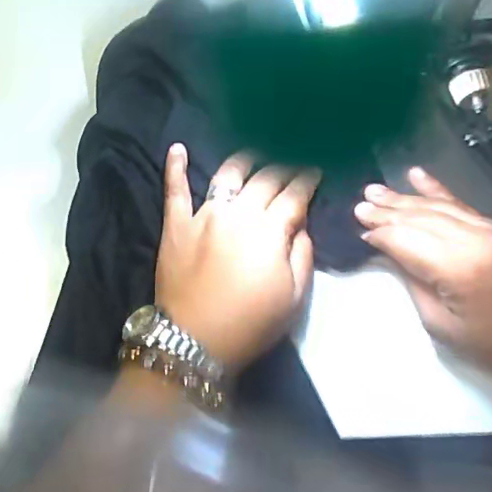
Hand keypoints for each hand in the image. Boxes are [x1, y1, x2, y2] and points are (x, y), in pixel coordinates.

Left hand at [156, 145, 319, 372]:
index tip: (316, 170)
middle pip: (265, 180)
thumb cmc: (251, 323)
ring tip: (254, 152)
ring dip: (244, 160)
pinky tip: (177, 148)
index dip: (308, 180)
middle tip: (293, 162)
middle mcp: (238, 213)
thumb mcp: (294, 297)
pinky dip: (175, 167)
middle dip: (284, 167)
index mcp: (269, 230)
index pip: (294, 195)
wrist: (194, 342)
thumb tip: (300, 225)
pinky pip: (175, 190)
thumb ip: (302, 254)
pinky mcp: (176, 225)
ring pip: (227, 176)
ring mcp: (204, 215)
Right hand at [354, 168, 491, 412]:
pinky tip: (418, 176)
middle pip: (422, 218)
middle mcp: (476, 237)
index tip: (356, 225)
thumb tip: (394, 253)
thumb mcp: (445, 326)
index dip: (380, 233)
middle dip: (389, 211)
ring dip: (407, 199)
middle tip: (360, 203)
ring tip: (377, 190)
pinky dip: (440, 191)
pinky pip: (464, 206)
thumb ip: (417, 282)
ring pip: (441, 207)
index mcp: (460, 267)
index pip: (407, 239)